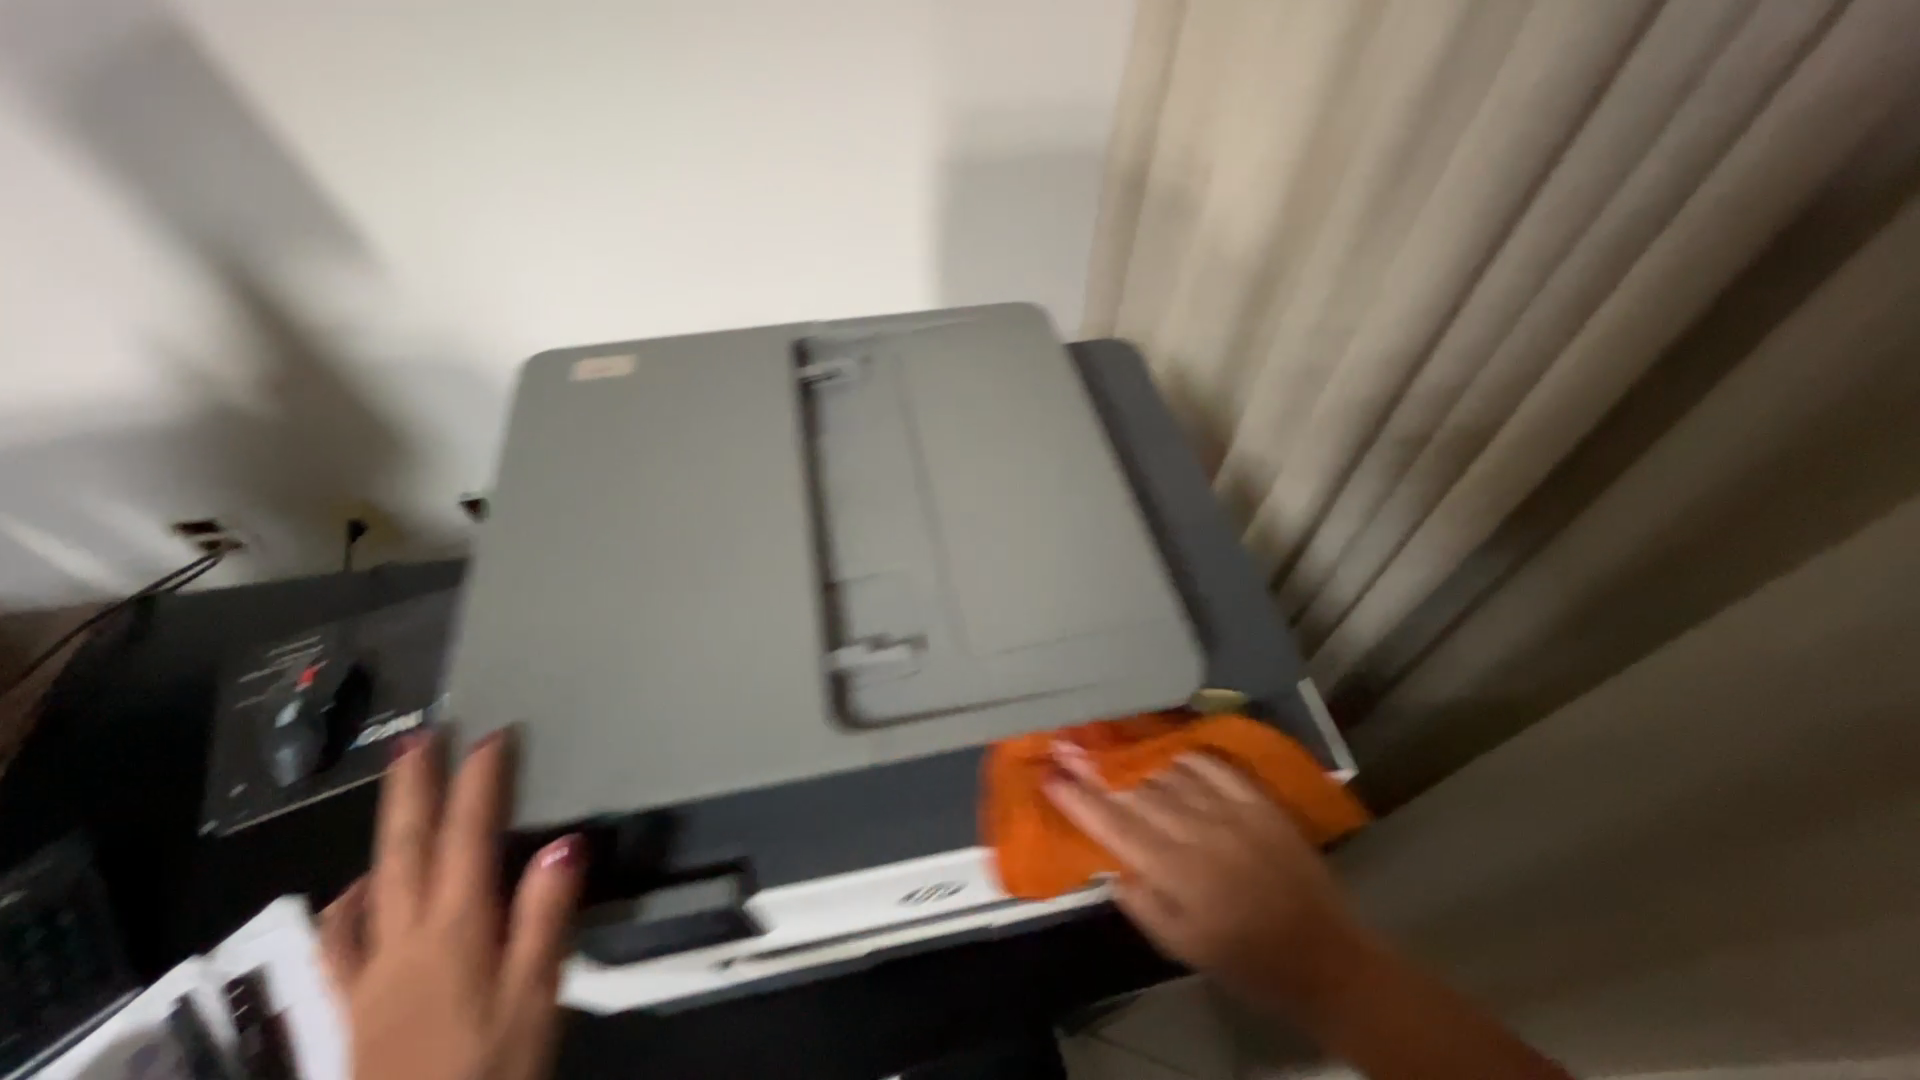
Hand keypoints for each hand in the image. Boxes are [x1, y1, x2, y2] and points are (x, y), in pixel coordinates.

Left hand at [319, 732, 584, 1079]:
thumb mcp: (536, 997)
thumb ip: (546, 918)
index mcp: (456, 930)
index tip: (492, 739)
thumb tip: (563, 844)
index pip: (469, 838)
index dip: (480, 784)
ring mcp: (371, 970)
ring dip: (386, 830)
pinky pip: (340, 939)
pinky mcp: (353, 1003)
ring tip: (395, 795)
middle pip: (407, 847)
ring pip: (373, 882)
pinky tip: (357, 894)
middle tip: (420, 738)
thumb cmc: (490, 1069)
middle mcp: (406, 937)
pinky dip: (350, 902)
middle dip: (416, 788)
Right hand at [1043, 745, 1363, 1008]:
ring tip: (1115, 756)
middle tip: (1067, 749)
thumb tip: (1111, 864)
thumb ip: (1139, 900)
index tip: (1049, 777)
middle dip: (1096, 770)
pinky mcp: (1259, 802)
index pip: (1112, 824)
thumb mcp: (1178, 945)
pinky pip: (1213, 765)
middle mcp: (1197, 832)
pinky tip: (1172, 758)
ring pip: (1169, 774)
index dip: (1077, 798)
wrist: (1322, 957)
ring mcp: (1231, 812)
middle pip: (1135, 790)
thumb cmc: (1243, 960)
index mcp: (1174, 871)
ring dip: (1138, 765)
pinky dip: (1187, 758)